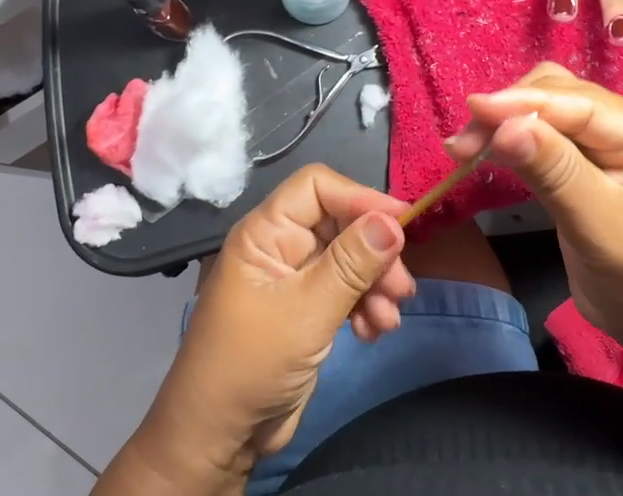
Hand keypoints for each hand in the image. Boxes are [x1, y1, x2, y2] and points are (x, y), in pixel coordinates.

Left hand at [149, 165, 415, 471]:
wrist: (219, 435)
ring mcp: (292, 280)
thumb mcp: (306, 312)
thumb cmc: (252, 364)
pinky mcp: (304, 310)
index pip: (317, 187)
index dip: (360, 198)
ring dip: (375, 284)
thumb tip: (393, 222)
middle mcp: (278, 247)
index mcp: (265, 232)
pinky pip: (343, 291)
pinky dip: (364, 306)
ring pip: (346, 259)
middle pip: (338, 223)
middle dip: (374, 251)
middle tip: (403, 289)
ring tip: (390, 320)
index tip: (403, 224)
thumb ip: (350, 265)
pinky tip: (374, 333)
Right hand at [448, 63, 622, 382]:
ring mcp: (610, 146)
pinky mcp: (587, 165)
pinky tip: (483, 153)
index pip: (582, 103)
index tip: (472, 109)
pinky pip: (544, 137)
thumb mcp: (607, 233)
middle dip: (510, 110)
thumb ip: (558, 175)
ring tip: (463, 149)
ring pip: (547, 111)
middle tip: (461, 146)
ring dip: (504, 123)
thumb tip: (506, 126)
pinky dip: (511, 141)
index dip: (525, 101)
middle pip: (561, 96)